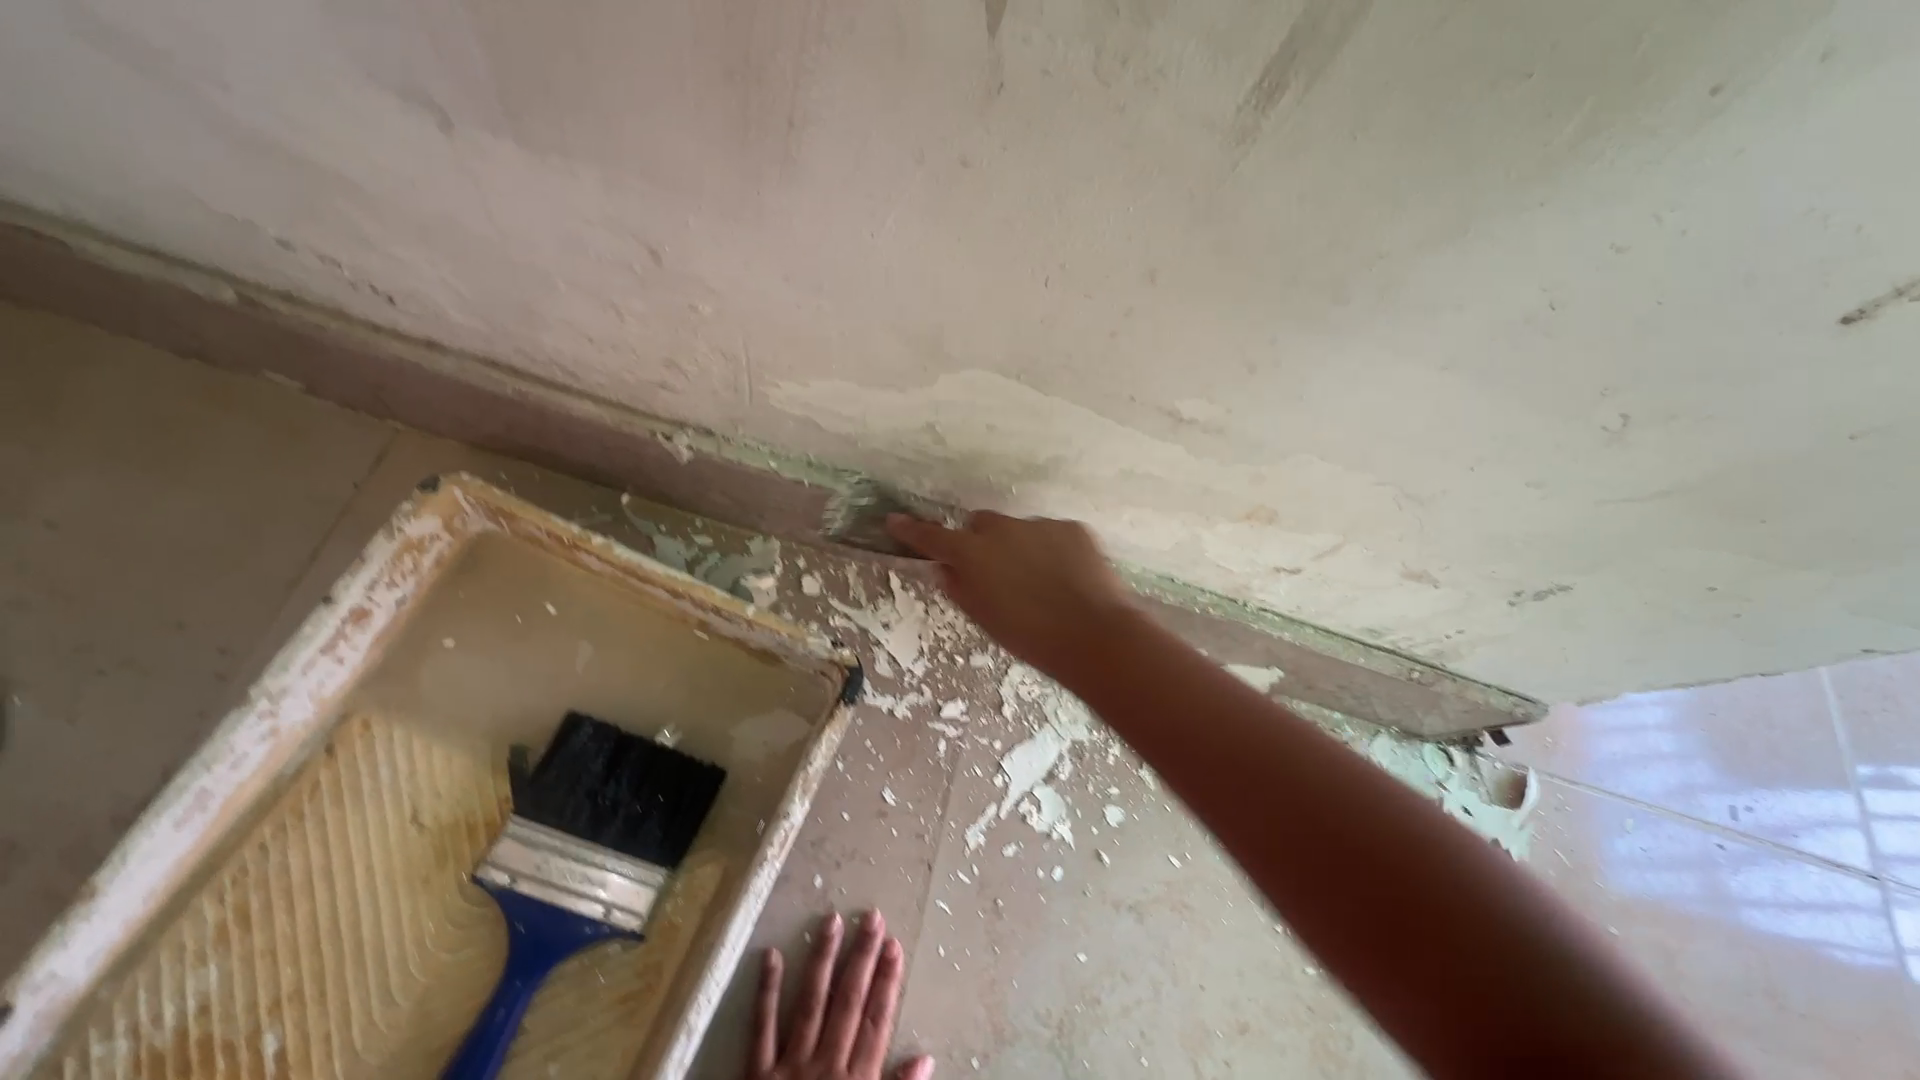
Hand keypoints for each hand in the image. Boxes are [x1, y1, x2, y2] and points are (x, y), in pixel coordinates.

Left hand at [748, 910, 932, 1079]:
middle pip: (848, 1004)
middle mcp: (825, 1067)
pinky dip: (766, 991)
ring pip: (810, 1004)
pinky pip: (760, 1027)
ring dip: (823, 961)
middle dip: (862, 958)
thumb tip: (925, 1058)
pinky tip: (771, 955)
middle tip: (872, 917)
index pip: (877, 1022)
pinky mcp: (755, 1074)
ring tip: (832, 921)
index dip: (887, 982)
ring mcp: (788, 1067)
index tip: (894, 945)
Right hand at [886, 511, 1138, 678]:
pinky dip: (1052, 551)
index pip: (932, 538)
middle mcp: (1002, 529)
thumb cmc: (1030, 637)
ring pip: (1019, 530)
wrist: (1094, 635)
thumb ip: (960, 588)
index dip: (911, 530)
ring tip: (1041, 584)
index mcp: (972, 554)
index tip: (895, 521)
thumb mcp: (984, 619)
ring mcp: (1039, 525)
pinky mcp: (1072, 528)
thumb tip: (947, 570)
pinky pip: (1052, 535)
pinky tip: (1067, 579)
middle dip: (981, 542)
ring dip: (1020, 548)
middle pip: (980, 525)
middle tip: (994, 572)